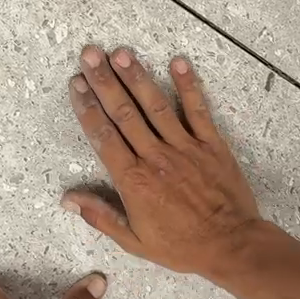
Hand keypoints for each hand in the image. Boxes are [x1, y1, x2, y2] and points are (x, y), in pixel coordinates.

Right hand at [64, 45, 265, 279]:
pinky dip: (188, 85)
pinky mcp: (211, 144)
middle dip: (104, 81)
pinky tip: (177, 62)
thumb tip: (68, 199)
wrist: (231, 245)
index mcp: (134, 181)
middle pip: (124, 112)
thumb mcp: (134, 241)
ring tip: (121, 52)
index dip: (87, 107)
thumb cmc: (182, 246)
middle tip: (90, 54)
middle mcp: (156, 157)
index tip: (76, 84)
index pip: (104, 136)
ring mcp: (185, 147)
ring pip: (155, 105)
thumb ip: (101, 216)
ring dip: (137, 76)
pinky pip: (198, 110)